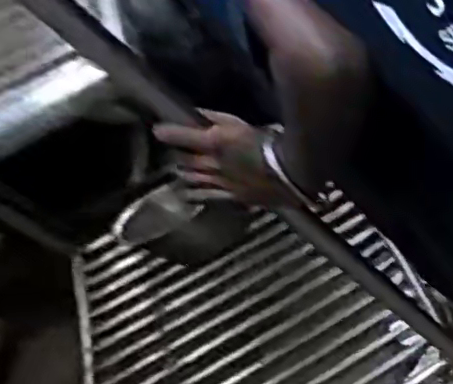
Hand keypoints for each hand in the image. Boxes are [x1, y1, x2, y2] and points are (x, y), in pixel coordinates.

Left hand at [153, 110, 299, 206]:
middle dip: (178, 158)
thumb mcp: (241, 124)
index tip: (158, 132)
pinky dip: (209, 197)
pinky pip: (220, 198)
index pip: (177, 136)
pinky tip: (202, 198)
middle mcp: (214, 166)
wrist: (294, 173)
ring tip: (181, 178)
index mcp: (212, 143)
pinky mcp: (242, 199)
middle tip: (174, 157)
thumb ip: (217, 119)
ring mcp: (227, 185)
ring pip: (199, 183)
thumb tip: (197, 114)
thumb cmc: (269, 144)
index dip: (165, 133)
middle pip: (187, 162)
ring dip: (189, 179)